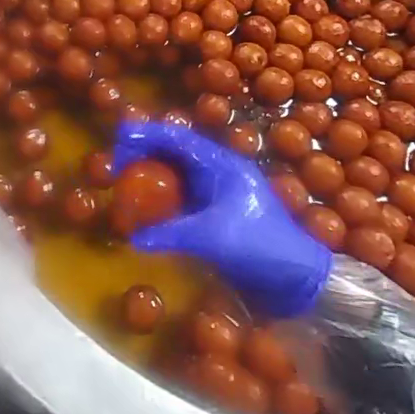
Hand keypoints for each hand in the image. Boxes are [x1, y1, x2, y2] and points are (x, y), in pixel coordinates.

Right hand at [112, 118, 332, 317]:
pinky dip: (160, 201)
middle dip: (144, 154)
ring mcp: (217, 195)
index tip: (120, 138)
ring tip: (124, 183)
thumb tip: (134, 239)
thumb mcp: (215, 238)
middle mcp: (219, 174)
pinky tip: (144, 211)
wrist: (298, 278)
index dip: (148, 135)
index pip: (180, 140)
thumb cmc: (262, 247)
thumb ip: (172, 235)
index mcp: (224, 166)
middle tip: (116, 165)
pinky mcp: (214, 215)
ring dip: (151, 176)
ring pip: (176, 176)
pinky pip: (180, 199)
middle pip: (175, 153)